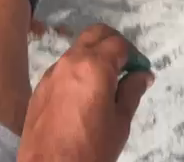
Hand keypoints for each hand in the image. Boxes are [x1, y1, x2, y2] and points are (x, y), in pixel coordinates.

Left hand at [16, 24, 153, 161]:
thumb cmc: (90, 150)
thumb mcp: (119, 124)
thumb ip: (132, 92)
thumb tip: (143, 74)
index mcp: (95, 66)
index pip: (119, 44)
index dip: (134, 56)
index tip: (141, 72)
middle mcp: (72, 60)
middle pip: (96, 34)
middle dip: (114, 43)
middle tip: (125, 66)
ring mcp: (53, 71)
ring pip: (79, 48)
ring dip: (95, 55)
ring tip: (106, 82)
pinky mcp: (41, 86)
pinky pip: (64, 66)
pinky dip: (78, 70)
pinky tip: (84, 94)